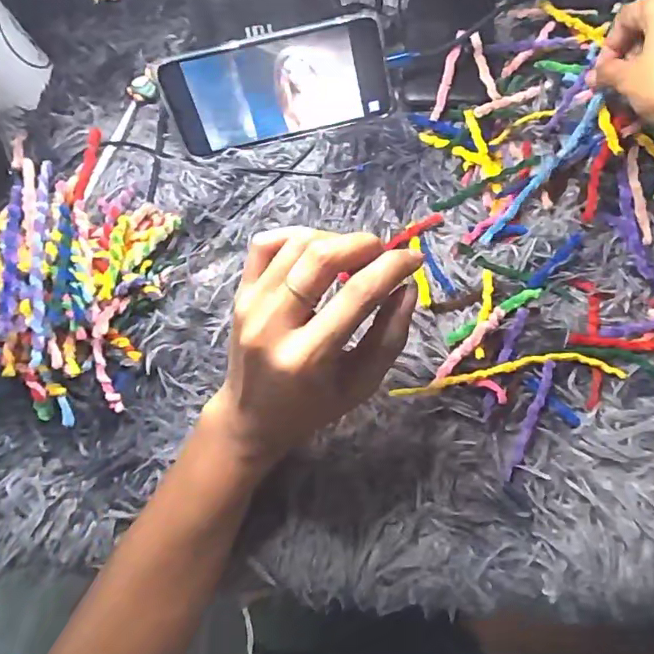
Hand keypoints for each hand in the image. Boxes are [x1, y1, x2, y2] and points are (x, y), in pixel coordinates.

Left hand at [199, 229, 420, 474]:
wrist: (251, 418)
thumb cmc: (314, 406)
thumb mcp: (362, 384)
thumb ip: (390, 335)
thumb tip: (407, 287)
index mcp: (308, 357)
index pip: (358, 293)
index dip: (393, 267)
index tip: (414, 258)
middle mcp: (273, 325)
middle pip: (321, 258)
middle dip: (363, 245)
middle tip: (384, 254)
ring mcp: (250, 305)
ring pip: (296, 244)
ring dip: (335, 240)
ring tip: (354, 256)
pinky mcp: (239, 293)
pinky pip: (265, 243)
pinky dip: (297, 236)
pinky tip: (317, 251)